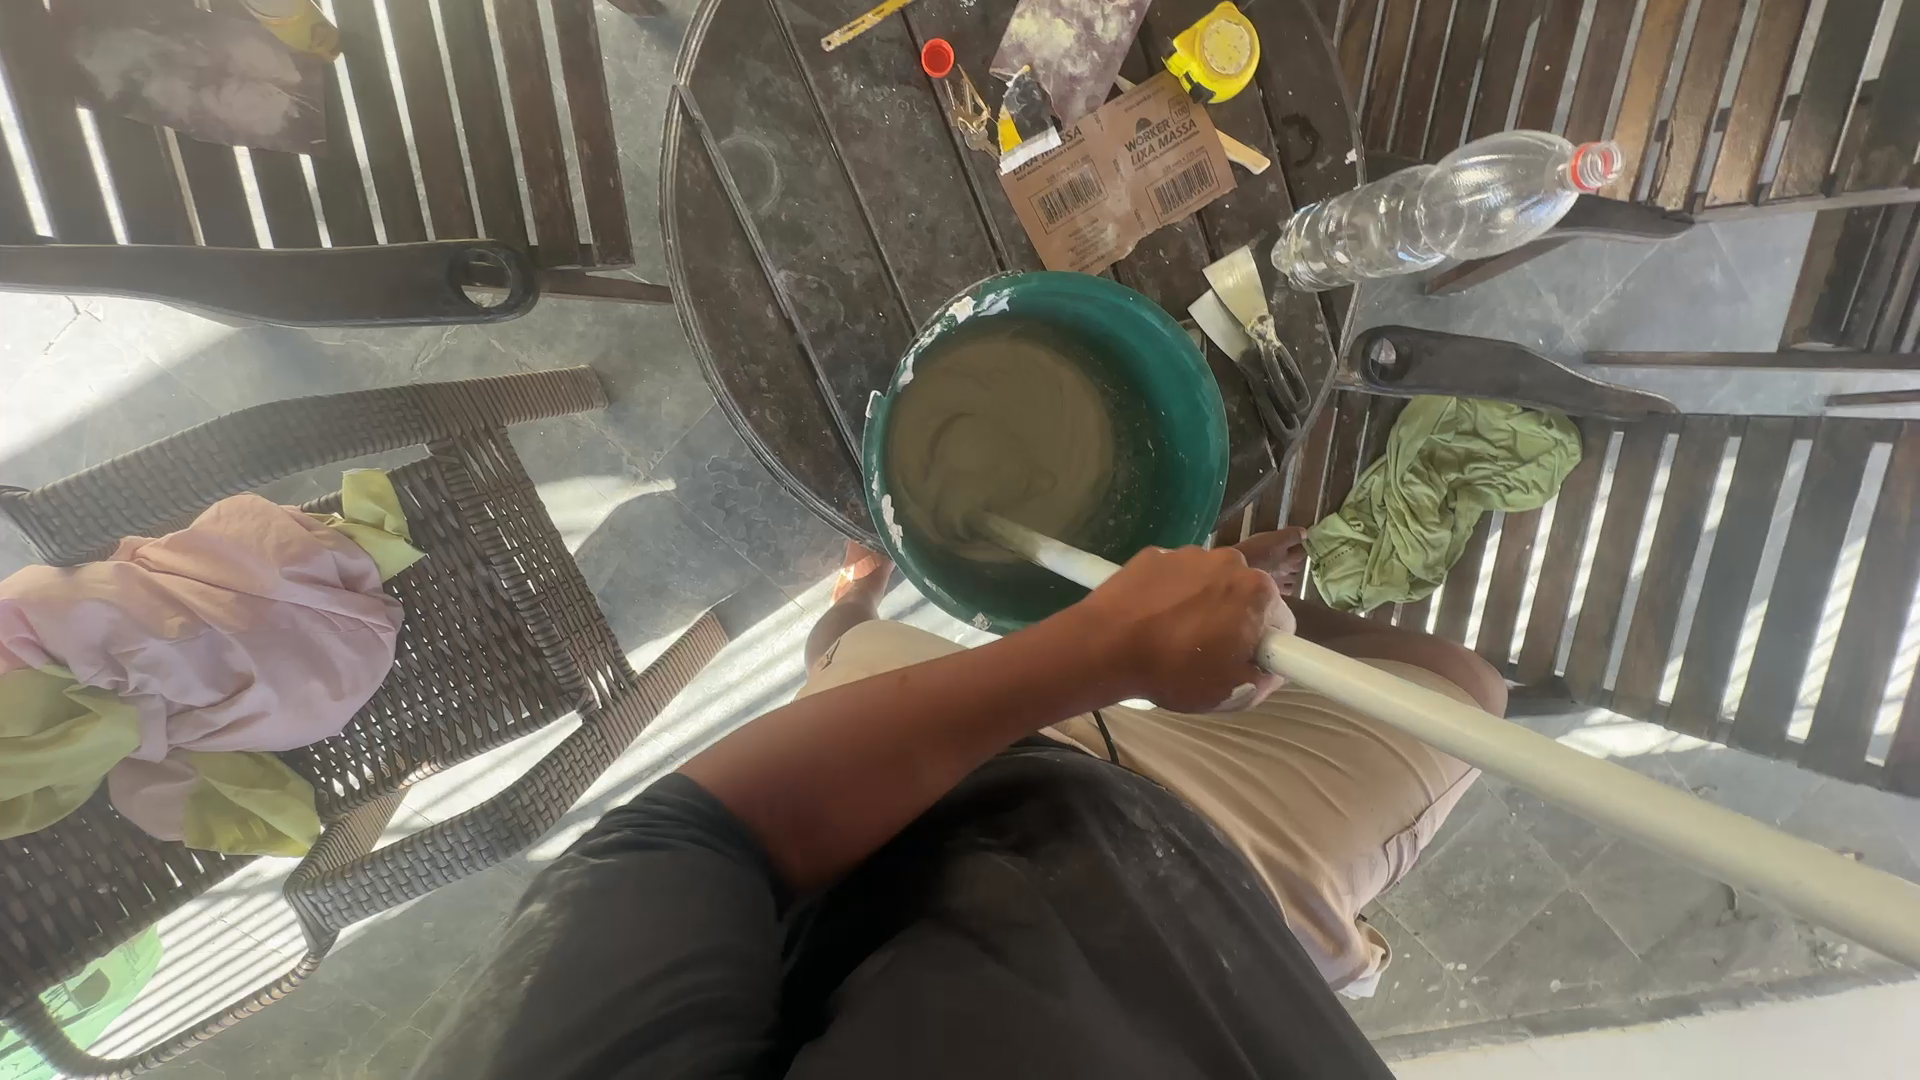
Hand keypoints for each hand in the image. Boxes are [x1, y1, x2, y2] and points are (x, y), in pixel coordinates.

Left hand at [1070, 545, 1291, 711]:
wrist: (1105, 646)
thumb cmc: (1175, 671)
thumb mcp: (1232, 693)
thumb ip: (1266, 679)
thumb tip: (1269, 669)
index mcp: (1256, 591)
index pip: (1279, 620)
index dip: (1265, 646)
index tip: (1243, 661)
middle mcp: (1227, 561)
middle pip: (1243, 594)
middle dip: (1233, 619)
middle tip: (1208, 651)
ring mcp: (1186, 553)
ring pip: (1206, 582)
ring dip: (1199, 602)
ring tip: (1173, 635)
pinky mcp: (1152, 554)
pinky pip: (1172, 576)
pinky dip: (1168, 592)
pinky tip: (1150, 617)